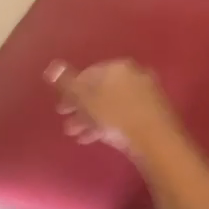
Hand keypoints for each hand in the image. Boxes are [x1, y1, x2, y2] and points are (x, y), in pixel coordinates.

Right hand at [49, 59, 188, 159]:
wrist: (156, 142)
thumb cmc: (114, 116)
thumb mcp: (83, 98)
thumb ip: (66, 82)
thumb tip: (51, 67)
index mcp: (116, 67)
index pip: (86, 74)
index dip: (70, 91)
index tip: (62, 109)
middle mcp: (133, 75)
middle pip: (99, 90)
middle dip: (81, 108)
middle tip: (68, 124)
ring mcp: (146, 94)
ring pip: (111, 104)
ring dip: (92, 119)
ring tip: (80, 136)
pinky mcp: (154, 113)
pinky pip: (124, 114)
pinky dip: (109, 124)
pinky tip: (99, 138)